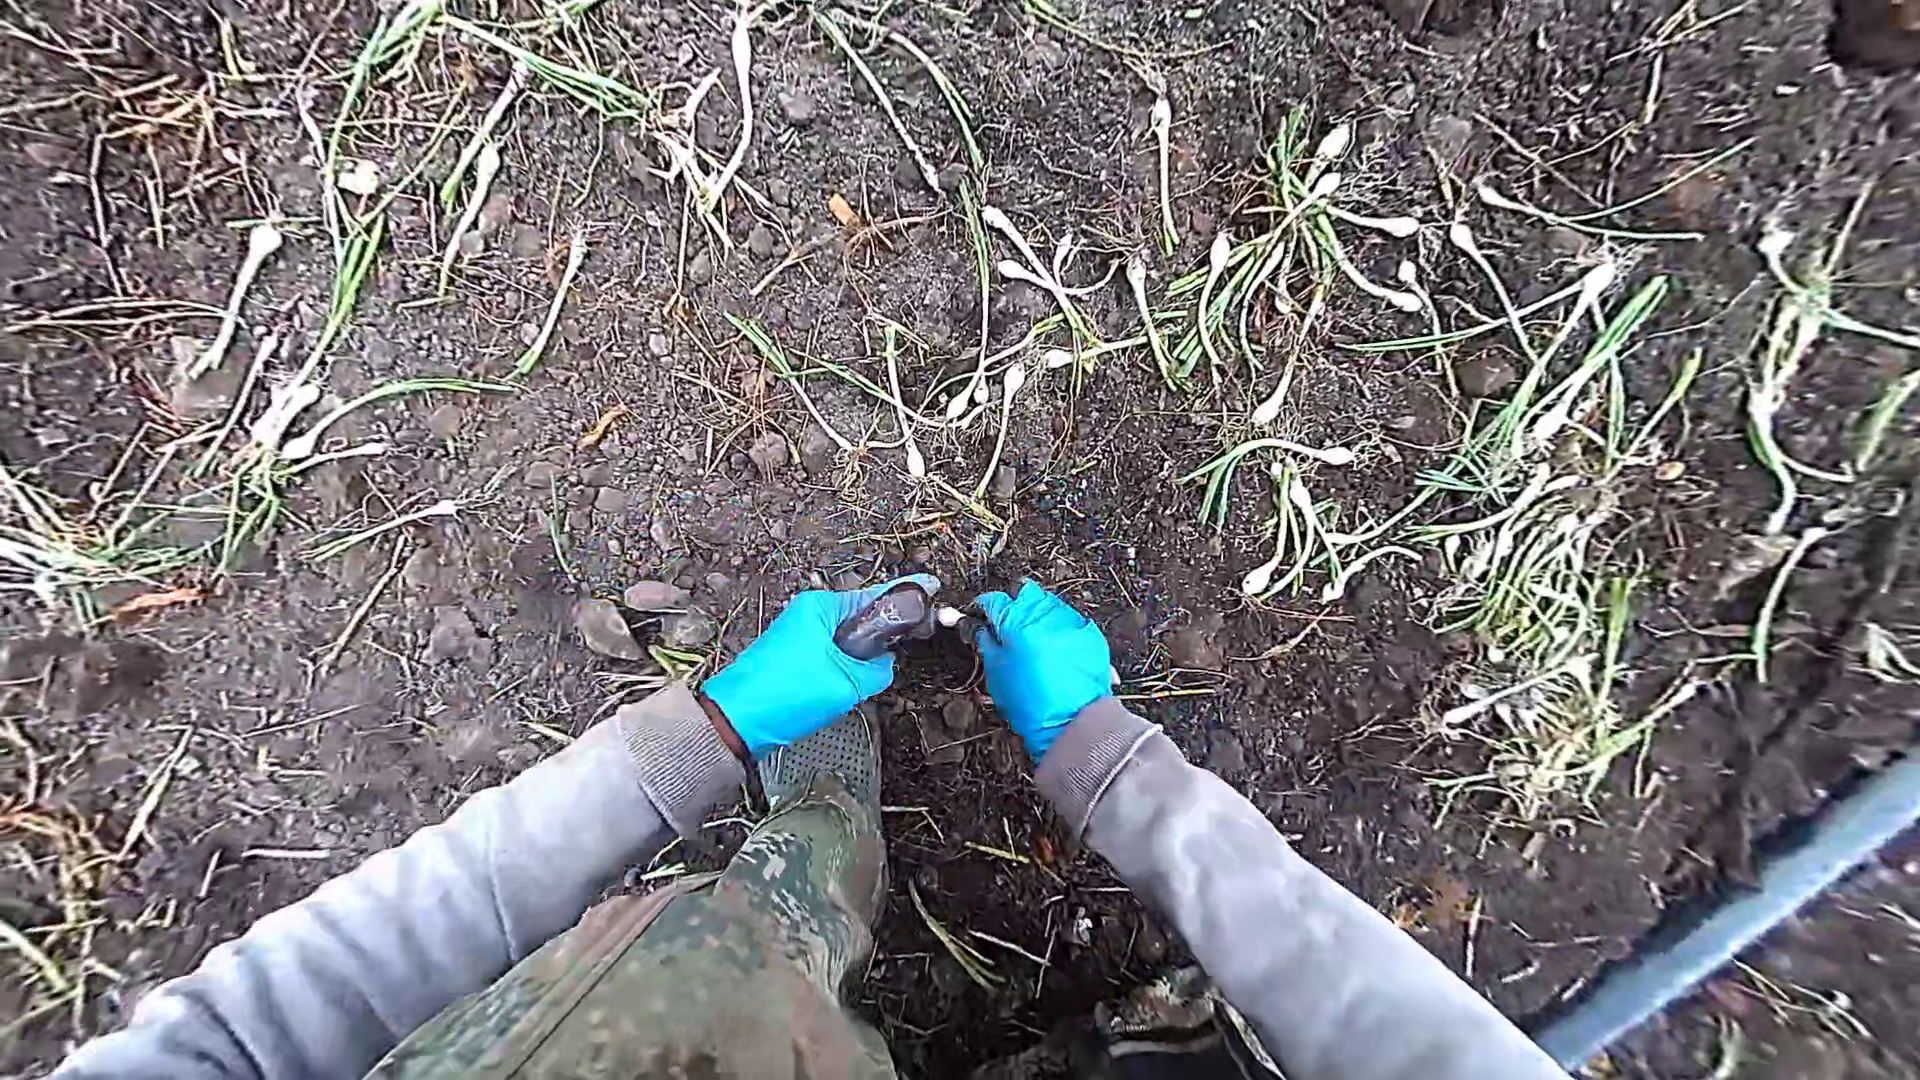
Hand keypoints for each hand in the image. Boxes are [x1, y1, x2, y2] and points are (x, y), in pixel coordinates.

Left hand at [702, 574, 938, 755]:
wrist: (735, 723)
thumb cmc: (788, 694)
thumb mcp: (847, 683)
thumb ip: (878, 669)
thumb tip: (886, 663)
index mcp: (822, 607)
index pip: (874, 594)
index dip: (905, 594)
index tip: (931, 588)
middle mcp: (810, 612)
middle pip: (861, 615)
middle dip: (884, 629)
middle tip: (915, 637)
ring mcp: (799, 631)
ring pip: (846, 636)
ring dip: (863, 651)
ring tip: (882, 665)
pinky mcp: (793, 652)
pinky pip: (831, 649)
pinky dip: (847, 660)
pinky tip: (857, 677)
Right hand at [975, 581, 1111, 761]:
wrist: (1073, 722)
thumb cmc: (1032, 702)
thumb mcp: (996, 671)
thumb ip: (986, 642)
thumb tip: (981, 628)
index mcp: (1016, 617)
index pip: (992, 601)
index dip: (984, 611)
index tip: (982, 620)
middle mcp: (1045, 611)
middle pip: (1024, 596)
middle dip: (1015, 610)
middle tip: (1010, 635)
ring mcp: (1069, 620)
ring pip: (1047, 607)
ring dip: (1038, 620)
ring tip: (1035, 648)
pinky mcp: (1089, 632)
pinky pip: (1067, 622)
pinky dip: (1059, 632)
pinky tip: (1054, 654)